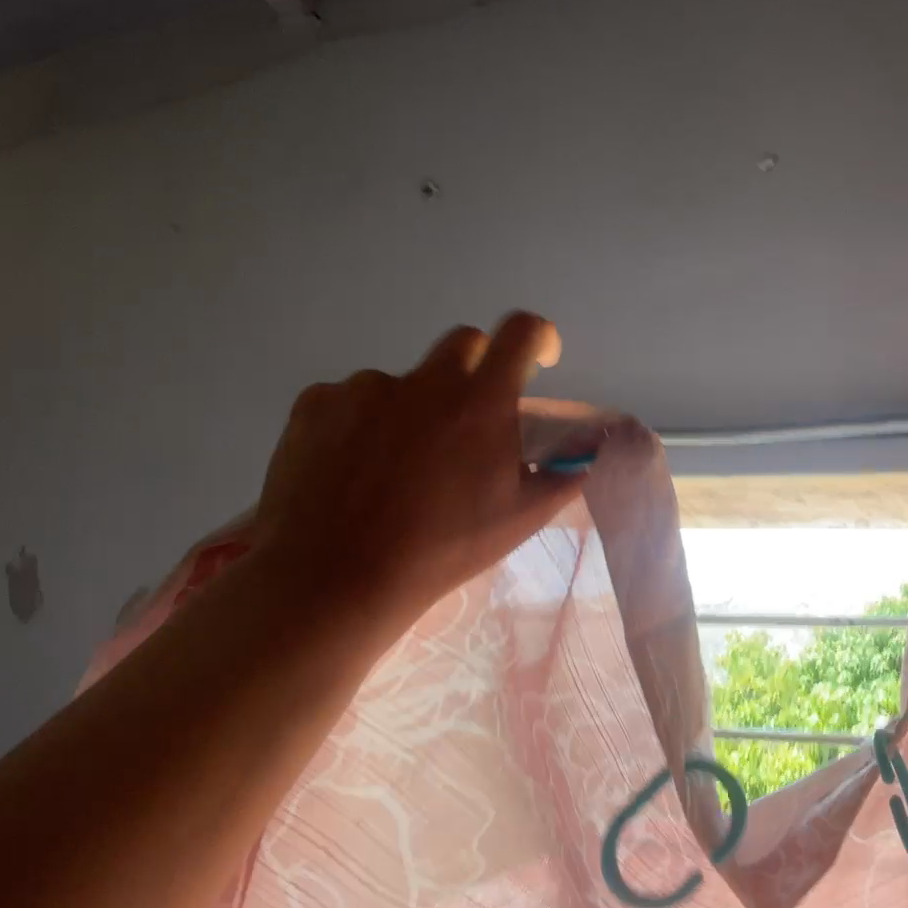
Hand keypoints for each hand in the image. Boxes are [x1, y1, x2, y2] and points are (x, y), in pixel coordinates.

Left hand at [249, 312, 584, 617]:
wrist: (337, 575)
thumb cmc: (445, 547)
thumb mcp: (522, 517)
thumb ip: (565, 474)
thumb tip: (590, 450)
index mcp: (484, 402)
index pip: (522, 332)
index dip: (537, 337)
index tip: (538, 361)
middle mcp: (426, 380)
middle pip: (464, 344)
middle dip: (478, 371)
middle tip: (471, 424)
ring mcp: (366, 388)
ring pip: (405, 381)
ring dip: (416, 408)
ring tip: (402, 466)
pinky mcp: (317, 404)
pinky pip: (352, 399)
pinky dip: (365, 423)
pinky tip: (357, 469)